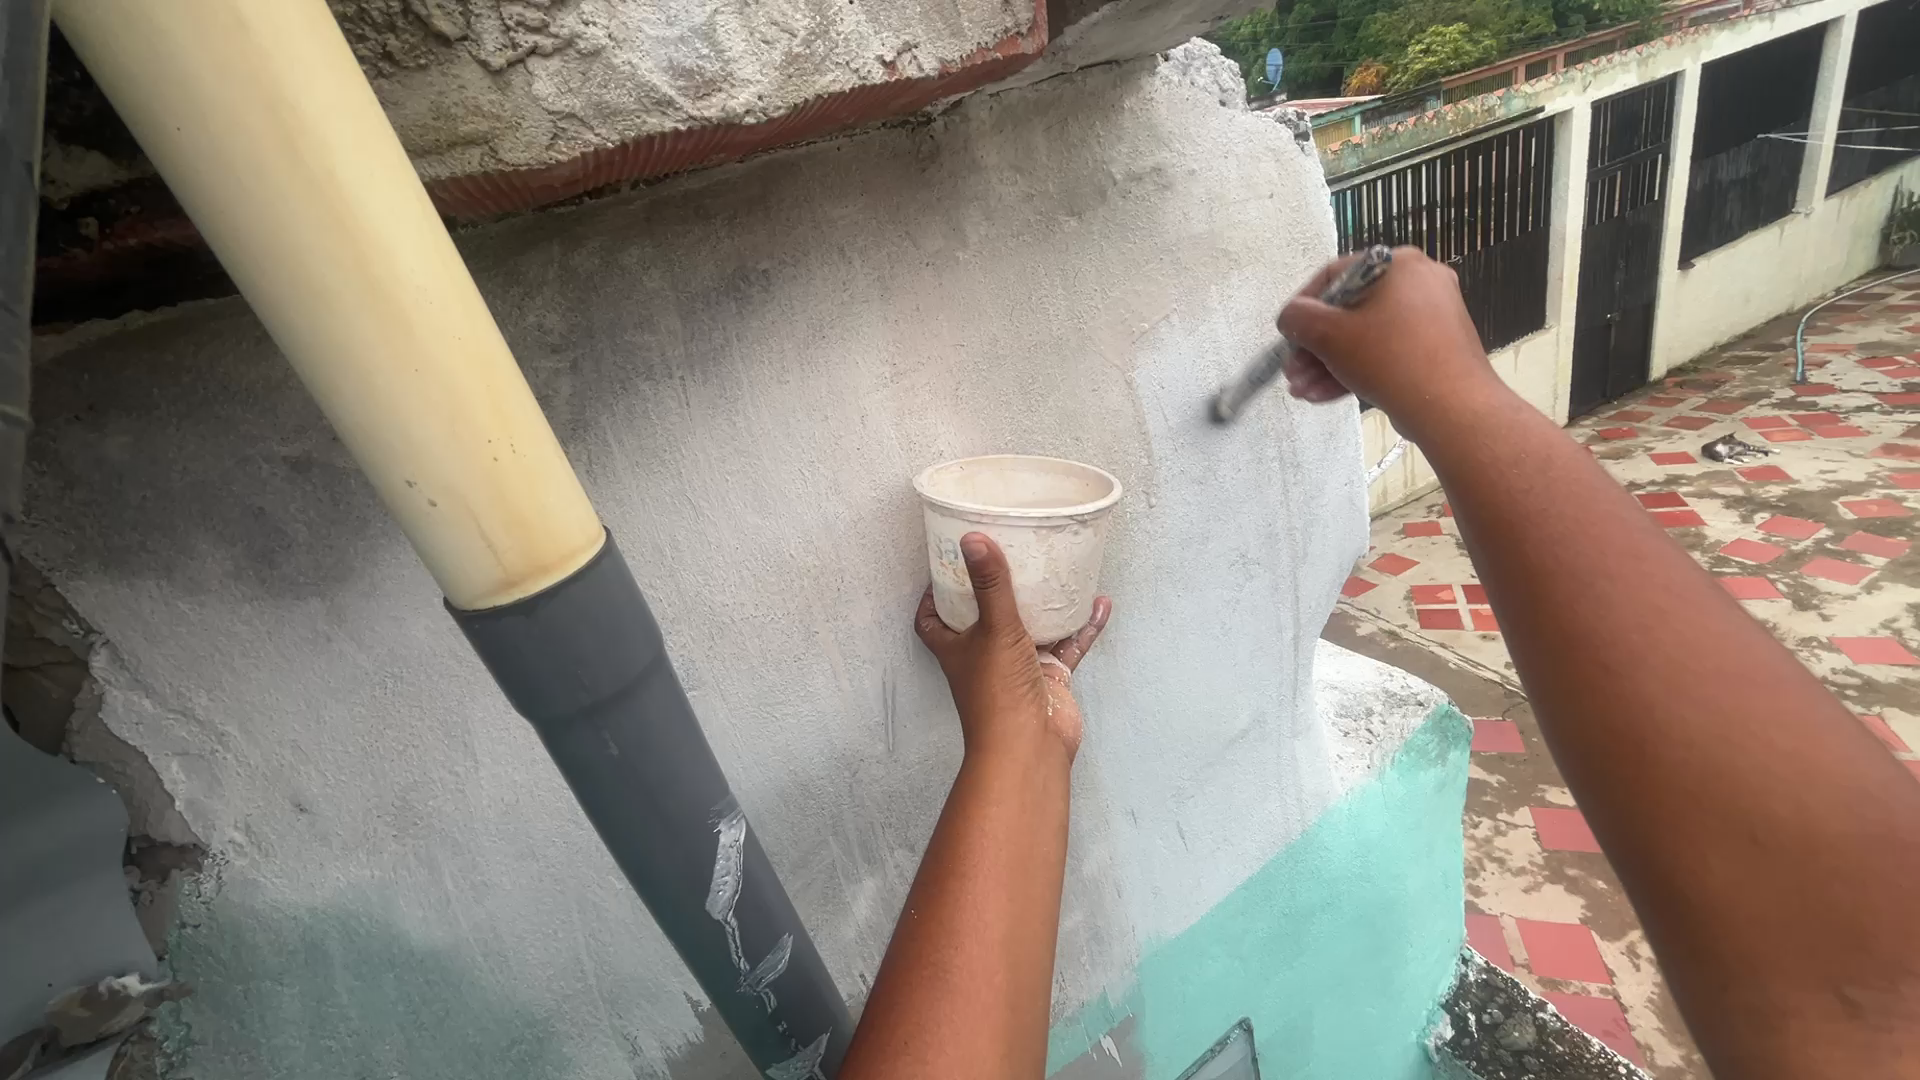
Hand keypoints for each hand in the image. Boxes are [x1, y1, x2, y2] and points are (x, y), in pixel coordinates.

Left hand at [914, 532, 1111, 761]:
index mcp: (956, 646)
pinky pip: (1067, 646)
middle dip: (994, 589)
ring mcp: (1018, 666)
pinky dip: (1082, 627)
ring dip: (1043, 603)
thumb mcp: (994, 628)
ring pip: (1031, 627)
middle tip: (1008, 554)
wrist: (1031, 748)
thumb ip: (990, 584)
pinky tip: (1099, 604)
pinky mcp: (1049, 677)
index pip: (932, 619)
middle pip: (984, 616)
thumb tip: (972, 537)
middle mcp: (984, 654)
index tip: (947, 564)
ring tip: (1057, 570)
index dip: (934, 594)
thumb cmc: (998, 693)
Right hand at [1276, 246, 1508, 441]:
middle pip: (1346, 311)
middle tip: (1291, 372)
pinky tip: (1322, 394)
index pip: (1334, 275)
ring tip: (1302, 391)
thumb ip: (1298, 318)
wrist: (1450, 406)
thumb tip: (1290, 317)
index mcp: (1397, 265)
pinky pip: (1381, 352)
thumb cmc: (1388, 359)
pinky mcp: (1431, 348)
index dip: (1302, 307)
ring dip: (1325, 365)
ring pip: (1361, 337)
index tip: (1286, 336)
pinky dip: (1352, 370)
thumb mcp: (1329, 335)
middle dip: (1312, 348)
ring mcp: (1428, 317)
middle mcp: (1417, 283)